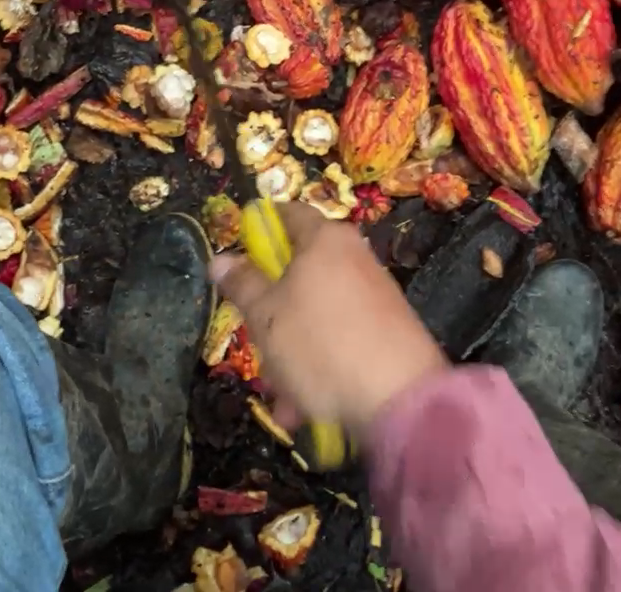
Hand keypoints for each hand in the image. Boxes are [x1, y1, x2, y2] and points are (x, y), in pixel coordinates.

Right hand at [212, 203, 447, 434]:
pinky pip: (340, 339)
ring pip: (316, 313)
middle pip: (299, 271)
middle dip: (272, 312)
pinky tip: (308, 406)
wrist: (401, 400)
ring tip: (284, 396)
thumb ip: (242, 284)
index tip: (239, 256)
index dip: (259, 228)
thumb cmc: (321, 344)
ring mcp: (375, 294)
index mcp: (325, 239)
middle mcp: (354, 257)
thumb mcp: (266, 315)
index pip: (287, 213)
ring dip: (292, 352)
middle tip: (258, 343)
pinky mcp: (389, 331)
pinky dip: (321, 366)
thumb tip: (220, 259)